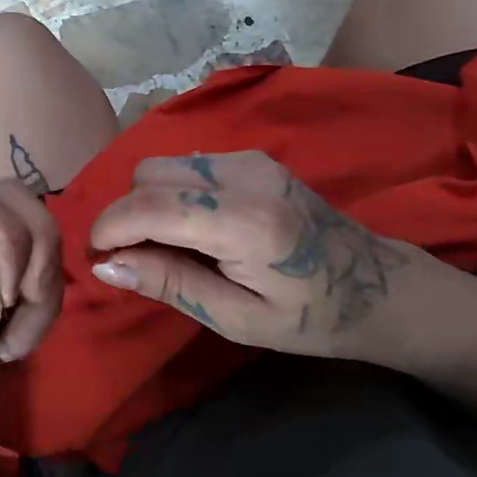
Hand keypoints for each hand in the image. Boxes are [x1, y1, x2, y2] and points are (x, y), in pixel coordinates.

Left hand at [0, 180, 63, 443]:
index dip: (4, 245)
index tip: (2, 303)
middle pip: (14, 199)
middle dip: (36, 258)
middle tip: (16, 315)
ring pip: (40, 229)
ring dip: (44, 287)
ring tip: (13, 339)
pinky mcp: (6, 275)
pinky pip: (48, 266)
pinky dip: (48, 303)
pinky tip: (17, 339)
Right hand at [89, 151, 415, 357]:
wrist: (380, 288)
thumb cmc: (311, 318)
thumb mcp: (236, 319)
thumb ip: (169, 283)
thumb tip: (104, 264)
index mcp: (247, 222)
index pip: (150, 206)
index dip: (110, 228)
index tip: (96, 258)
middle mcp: (245, 175)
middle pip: (148, 175)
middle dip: (126, 214)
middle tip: (134, 259)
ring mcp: (249, 159)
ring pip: (162, 165)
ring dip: (146, 202)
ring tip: (164, 246)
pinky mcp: (250, 157)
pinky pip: (185, 166)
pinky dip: (169, 193)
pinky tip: (190, 228)